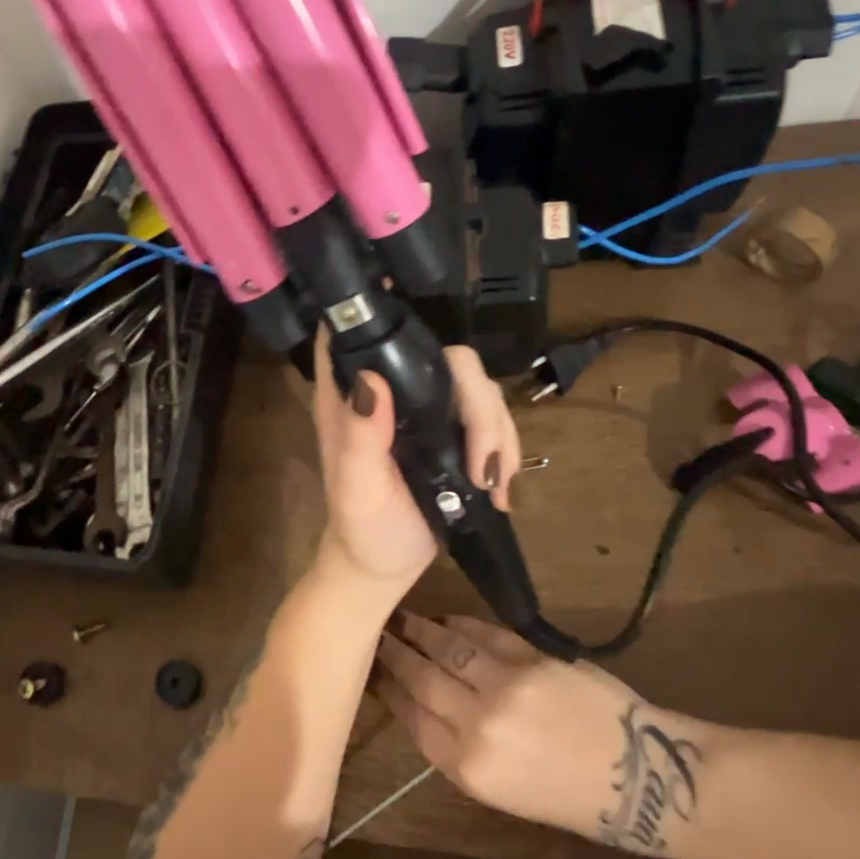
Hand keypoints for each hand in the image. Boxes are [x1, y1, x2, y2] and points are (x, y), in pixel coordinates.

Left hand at [310, 332, 521, 591]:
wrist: (385, 565)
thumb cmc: (361, 528)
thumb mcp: (356, 488)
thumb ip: (360, 436)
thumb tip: (370, 378)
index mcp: (353, 399)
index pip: (358, 337)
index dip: (375, 311)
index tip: (401, 293)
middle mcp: (394, 394)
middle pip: (449, 360)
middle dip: (479, 407)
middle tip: (483, 464)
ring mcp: (429, 413)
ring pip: (481, 390)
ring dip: (499, 436)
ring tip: (491, 485)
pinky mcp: (457, 434)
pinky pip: (496, 421)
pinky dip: (506, 452)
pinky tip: (498, 490)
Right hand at [374, 613, 709, 846]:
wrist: (645, 779)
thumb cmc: (570, 797)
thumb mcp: (500, 790)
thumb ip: (457, 748)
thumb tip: (423, 704)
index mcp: (467, 767)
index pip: (410, 716)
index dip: (386, 689)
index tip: (369, 670)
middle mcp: (478, 723)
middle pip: (420, 677)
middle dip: (393, 653)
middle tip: (374, 635)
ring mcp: (506, 686)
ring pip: (447, 649)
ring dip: (420, 631)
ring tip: (401, 619)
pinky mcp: (534, 660)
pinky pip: (485, 635)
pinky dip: (461, 624)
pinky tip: (446, 619)